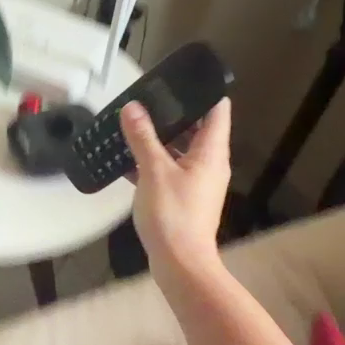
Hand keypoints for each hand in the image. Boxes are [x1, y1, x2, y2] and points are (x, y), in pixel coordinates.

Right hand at [122, 98, 231, 283]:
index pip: (216, 109)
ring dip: (160, 141)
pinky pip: (170, 172)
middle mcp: (210, 165)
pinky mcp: (184, 200)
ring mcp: (198, 184)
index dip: (200, 92)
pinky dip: (154, 164)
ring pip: (181, 152)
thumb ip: (143, 137)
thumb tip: (133, 108)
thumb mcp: (154, 171)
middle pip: (196, 129)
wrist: (180, 264)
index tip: (178, 81)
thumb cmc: (173, 215)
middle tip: (146, 102)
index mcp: (211, 152)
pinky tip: (128, 162)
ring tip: (133, 127)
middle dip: (172, 115)